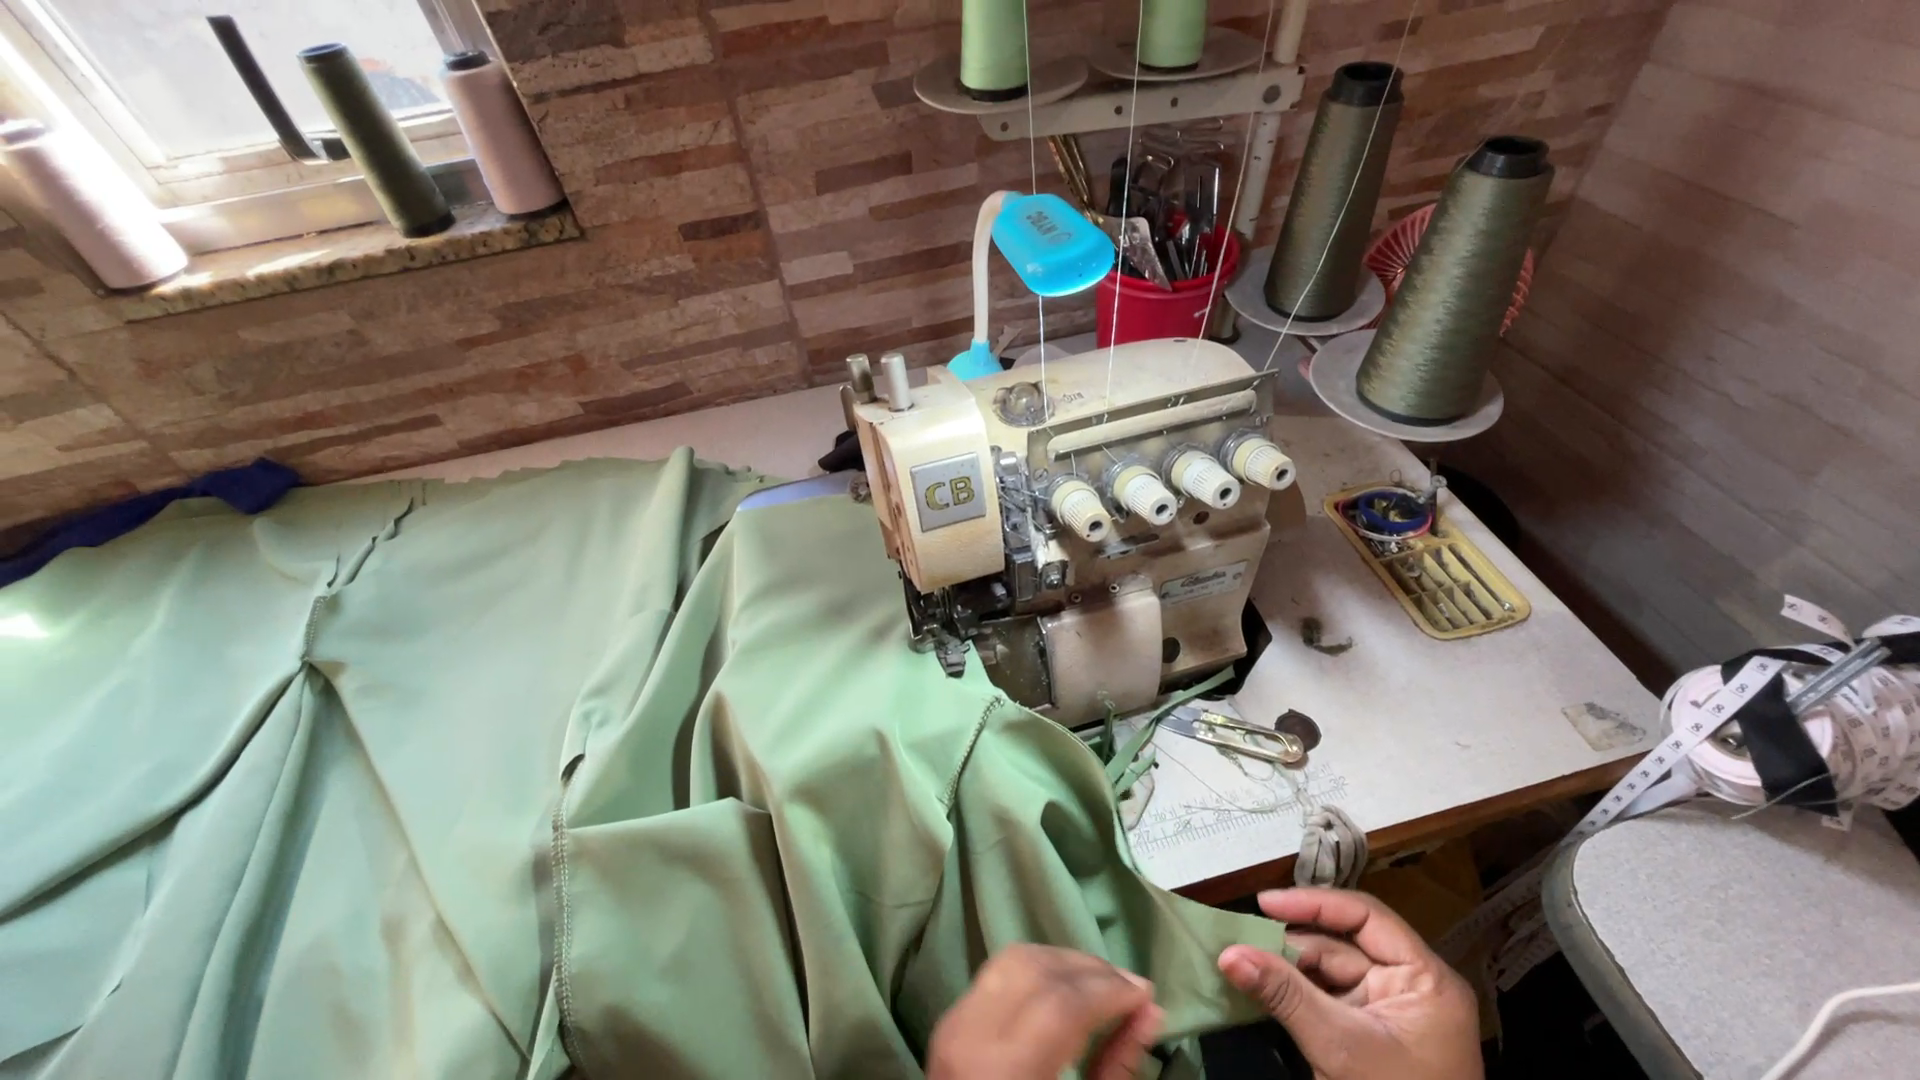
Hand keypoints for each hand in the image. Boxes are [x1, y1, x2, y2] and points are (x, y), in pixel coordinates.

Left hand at [928, 944, 1163, 1079]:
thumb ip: (1116, 1067)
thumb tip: (1150, 1013)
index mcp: (1003, 1072)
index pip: (1061, 1004)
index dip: (1109, 991)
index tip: (1145, 994)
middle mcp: (970, 1035)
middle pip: (1036, 969)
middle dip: (1091, 969)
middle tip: (1130, 986)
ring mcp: (954, 1021)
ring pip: (1015, 959)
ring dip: (1065, 961)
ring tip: (1103, 982)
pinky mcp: (952, 1016)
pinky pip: (998, 971)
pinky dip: (1038, 969)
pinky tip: (1067, 985)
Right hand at [1218, 888, 1481, 1079]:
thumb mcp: (1338, 1046)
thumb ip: (1284, 994)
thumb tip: (1228, 953)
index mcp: (1425, 979)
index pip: (1366, 917)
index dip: (1313, 904)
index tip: (1264, 903)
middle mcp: (1412, 986)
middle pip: (1344, 944)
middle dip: (1292, 942)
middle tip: (1242, 939)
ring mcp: (1392, 1012)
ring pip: (1331, 971)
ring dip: (1288, 968)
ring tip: (1243, 962)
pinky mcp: (1372, 1035)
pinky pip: (1329, 999)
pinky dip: (1296, 993)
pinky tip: (1262, 987)